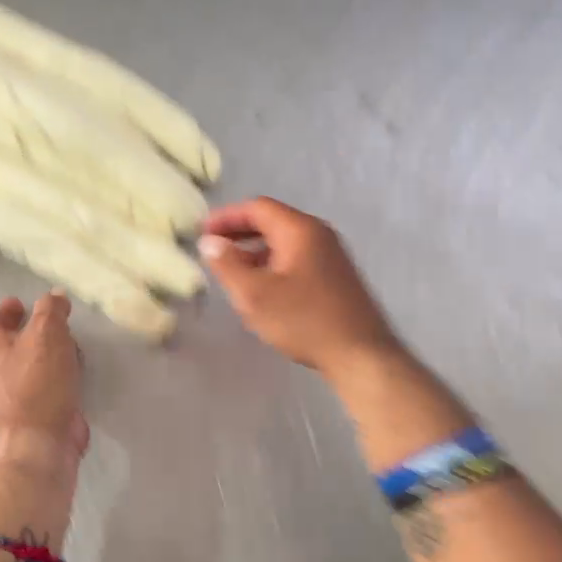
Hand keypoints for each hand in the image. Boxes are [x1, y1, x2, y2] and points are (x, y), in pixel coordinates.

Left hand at [0, 291, 88, 465]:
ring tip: (55, 329)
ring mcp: (15, 389)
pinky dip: (52, 363)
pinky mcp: (38, 404)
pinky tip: (72, 358)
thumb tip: (54, 297)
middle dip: (7, 321)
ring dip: (34, 342)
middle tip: (22, 307)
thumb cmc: (36, 382)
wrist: (42, 440)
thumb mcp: (46, 335)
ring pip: (21, 358)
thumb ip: (51, 311)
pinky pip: (41, 376)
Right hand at [198, 197, 402, 379]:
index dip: (226, 216)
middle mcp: (319, 235)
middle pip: (273, 222)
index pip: (258, 208)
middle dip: (239, 233)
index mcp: (300, 230)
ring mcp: (331, 256)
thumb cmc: (304, 321)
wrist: (360, 354)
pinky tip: (261, 290)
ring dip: (254, 251)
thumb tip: (210, 242)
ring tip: (231, 271)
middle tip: (212, 248)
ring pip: (284, 243)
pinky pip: (296, 260)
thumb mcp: (255, 295)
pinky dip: (272, 265)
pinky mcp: (335, 277)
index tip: (202, 231)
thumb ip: (228, 265)